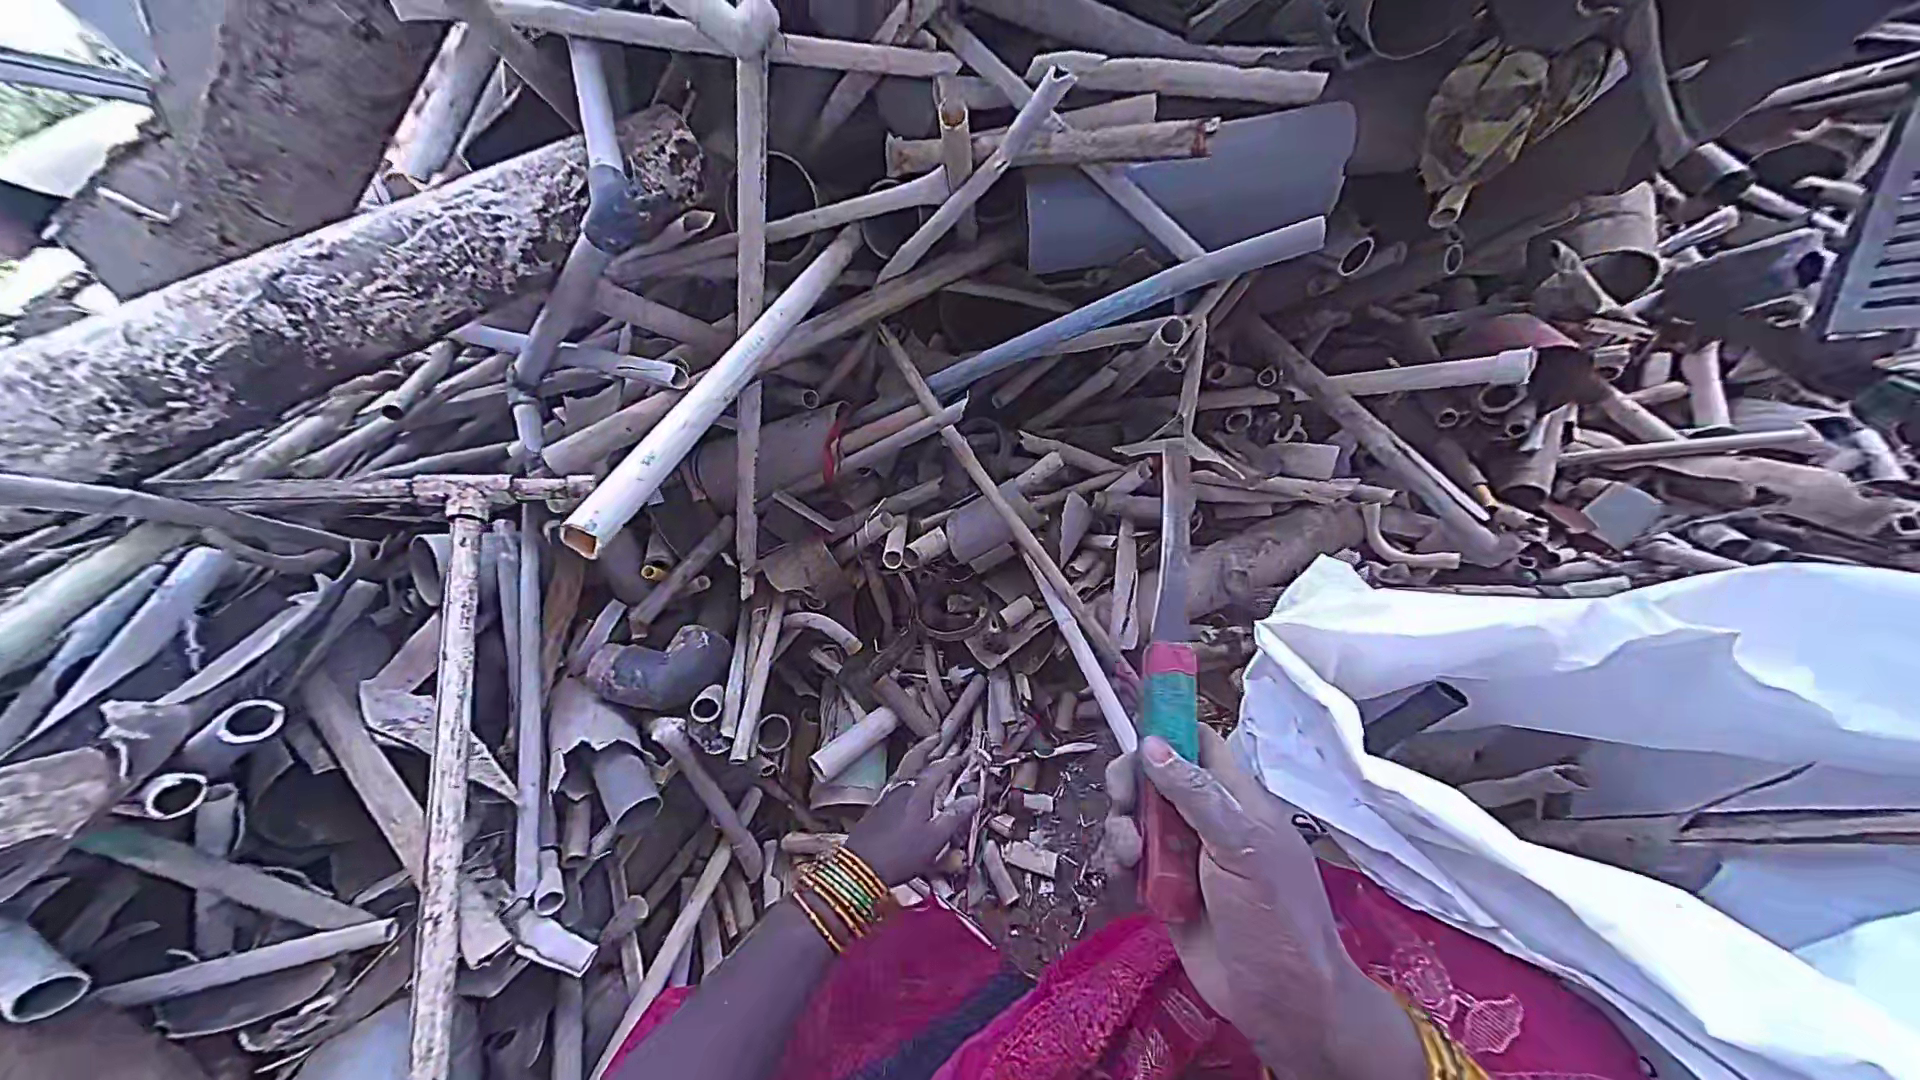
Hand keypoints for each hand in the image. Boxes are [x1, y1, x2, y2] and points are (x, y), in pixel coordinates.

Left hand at [844, 754, 978, 885]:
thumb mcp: (934, 839)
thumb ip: (954, 817)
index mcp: (917, 792)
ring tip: (924, 757)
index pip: (938, 768)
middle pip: (914, 759)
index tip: (963, 756)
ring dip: (915, 759)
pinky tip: (908, 785)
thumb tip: (972, 800)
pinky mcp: (878, 808)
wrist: (860, 867)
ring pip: (903, 769)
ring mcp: (887, 796)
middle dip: (927, 746)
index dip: (952, 761)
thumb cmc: (899, 854)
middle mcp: (901, 788)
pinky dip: (906, 775)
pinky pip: (896, 782)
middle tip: (936, 738)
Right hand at [1106, 728, 1421, 1079]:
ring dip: (1120, 829)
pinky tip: (1123, 878)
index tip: (1134, 730)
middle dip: (1129, 783)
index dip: (1167, 727)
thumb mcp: (1242, 848)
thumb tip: (1151, 744)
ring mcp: (1180, 853)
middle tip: (1123, 802)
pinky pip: (1126, 859)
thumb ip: (1196, 795)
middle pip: (1151, 775)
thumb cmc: (1276, 918)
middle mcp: (1202, 817)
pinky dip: (1116, 863)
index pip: (1197, 741)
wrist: (1283, 1008)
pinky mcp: (1161, 886)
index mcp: (1232, 797)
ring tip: (1131, 857)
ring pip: (1133, 817)